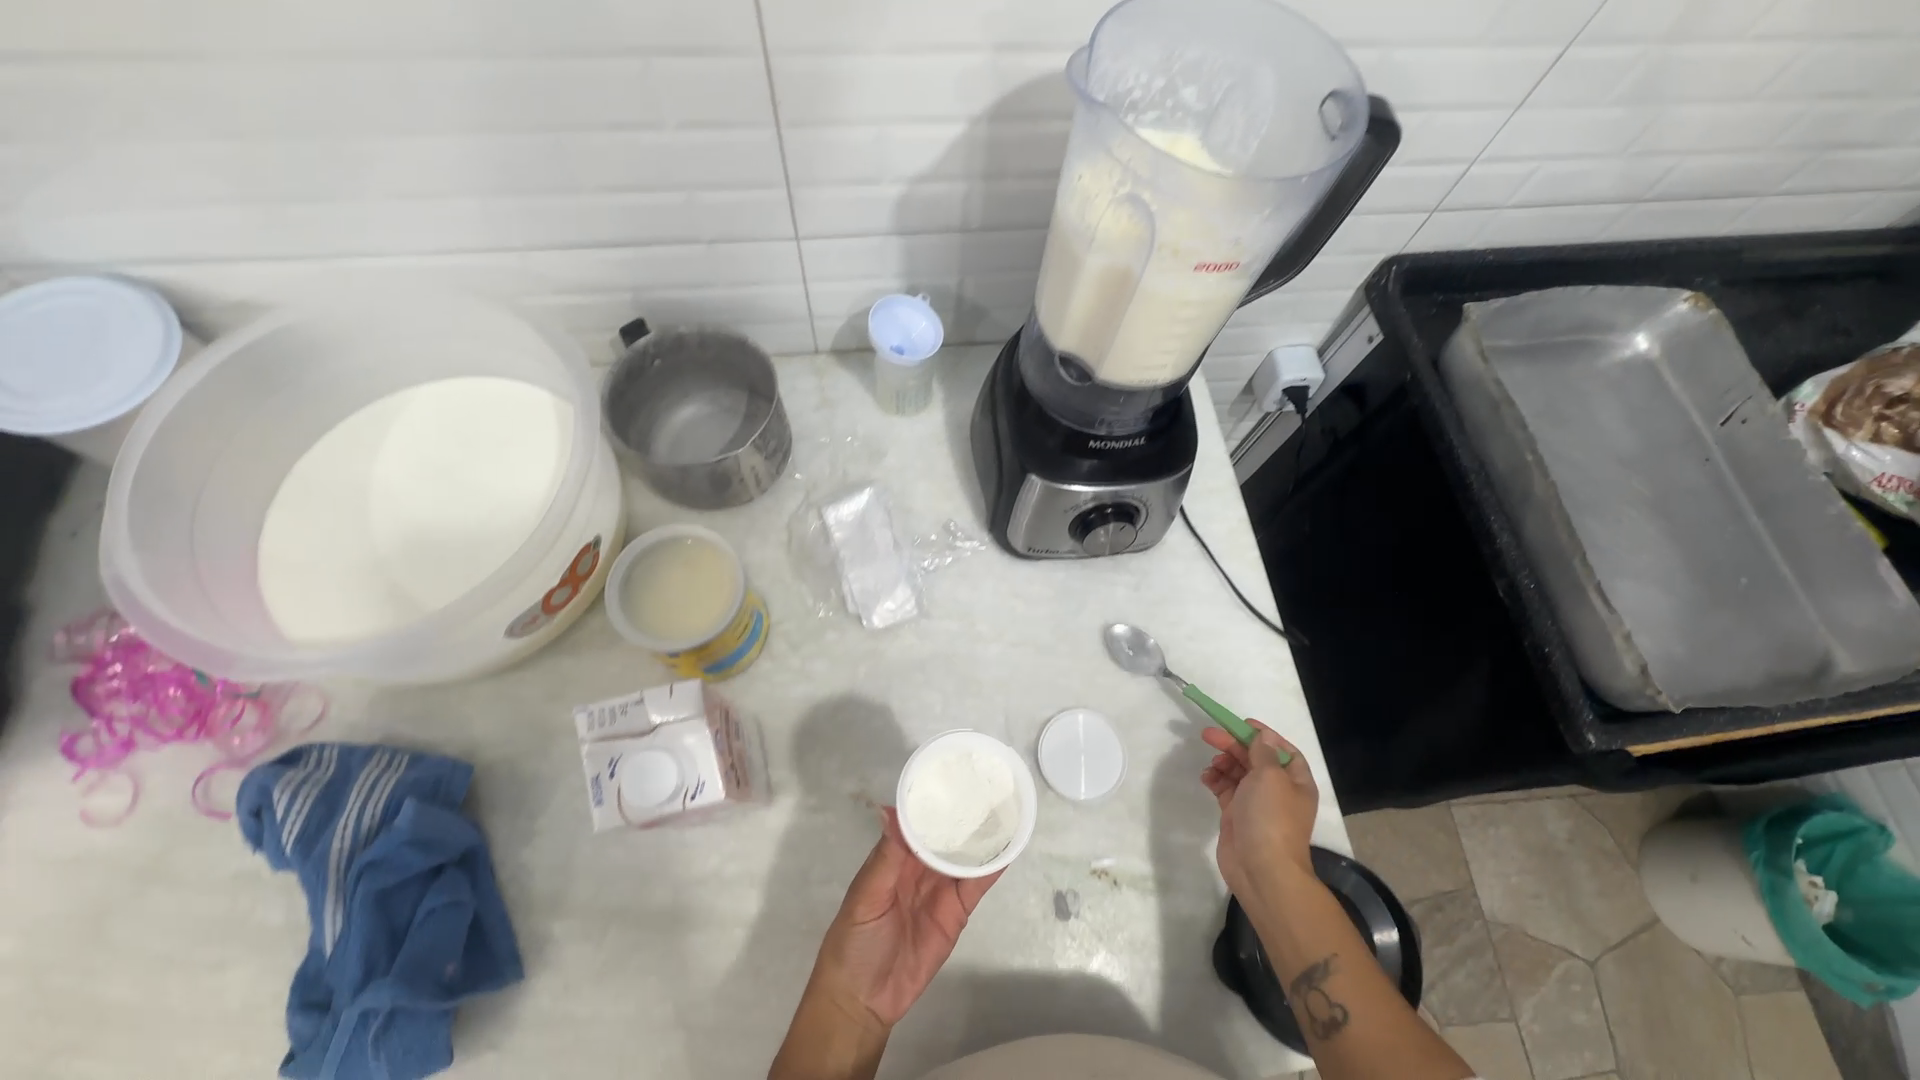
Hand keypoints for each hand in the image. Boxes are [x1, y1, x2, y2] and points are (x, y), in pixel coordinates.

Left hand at [809, 807, 1002, 1027]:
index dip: (932, 802)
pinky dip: (992, 868)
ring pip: (964, 856)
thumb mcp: (865, 896)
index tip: (951, 776)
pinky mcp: (957, 912)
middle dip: (963, 814)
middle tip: (988, 785)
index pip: (916, 823)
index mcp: (893, 857)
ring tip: (1005, 809)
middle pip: (945, 836)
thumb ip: (886, 857)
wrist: (865, 998)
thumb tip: (890, 810)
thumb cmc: (854, 941)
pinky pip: (976, 886)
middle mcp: (919, 868)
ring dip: (982, 837)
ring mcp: (940, 889)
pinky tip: (1008, 848)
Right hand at [1200, 721, 1318, 904]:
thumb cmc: (1271, 818)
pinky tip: (1207, 777)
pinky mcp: (1237, 816)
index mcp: (1296, 781)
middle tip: (1209, 735)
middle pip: (1256, 759)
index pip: (1283, 750)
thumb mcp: (1270, 776)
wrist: (1261, 868)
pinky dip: (1216, 780)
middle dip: (1235, 745)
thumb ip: (1263, 752)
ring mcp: (1256, 804)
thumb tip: (1263, 735)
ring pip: (1238, 774)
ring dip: (1224, 763)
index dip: (1264, 735)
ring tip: (1212, 763)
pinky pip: (1225, 790)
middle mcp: (1278, 791)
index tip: (1242, 724)